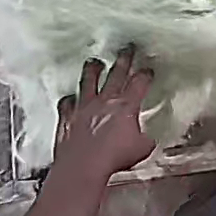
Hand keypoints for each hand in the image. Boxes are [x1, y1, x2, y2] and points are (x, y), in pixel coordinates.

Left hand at [53, 47, 155, 180]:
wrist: (83, 166)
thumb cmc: (113, 157)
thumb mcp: (142, 148)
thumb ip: (145, 139)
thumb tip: (146, 140)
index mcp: (126, 105)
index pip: (139, 82)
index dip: (145, 74)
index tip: (148, 70)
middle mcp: (105, 101)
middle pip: (116, 73)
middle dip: (124, 59)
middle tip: (127, 49)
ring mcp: (84, 107)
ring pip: (88, 81)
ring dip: (93, 70)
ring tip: (94, 61)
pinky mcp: (67, 117)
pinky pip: (67, 103)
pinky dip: (70, 99)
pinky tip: (70, 97)